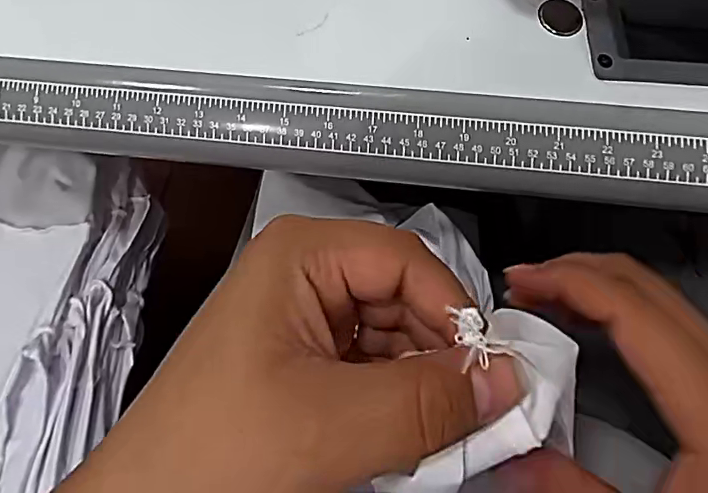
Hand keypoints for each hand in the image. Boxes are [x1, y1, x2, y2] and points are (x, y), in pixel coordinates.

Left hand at [60, 215, 524, 491]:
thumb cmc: (208, 453)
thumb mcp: (332, 425)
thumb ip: (427, 401)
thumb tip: (499, 380)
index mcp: (303, 252)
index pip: (406, 259)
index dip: (454, 310)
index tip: (491, 369)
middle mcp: (304, 271)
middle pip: (401, 295)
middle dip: (440, 355)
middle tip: (477, 413)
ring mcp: (301, 314)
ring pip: (390, 334)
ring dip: (421, 384)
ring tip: (440, 436)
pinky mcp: (301, 356)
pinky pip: (368, 365)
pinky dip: (395, 401)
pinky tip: (406, 440)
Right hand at [495, 254, 707, 492]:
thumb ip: (577, 488)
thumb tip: (515, 461)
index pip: (624, 299)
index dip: (562, 278)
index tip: (520, 279)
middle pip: (637, 280)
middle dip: (570, 271)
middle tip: (523, 284)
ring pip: (653, 292)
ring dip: (593, 285)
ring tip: (546, 300)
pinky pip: (669, 316)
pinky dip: (619, 306)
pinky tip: (594, 325)